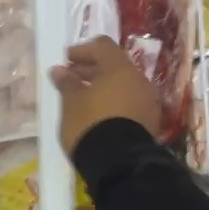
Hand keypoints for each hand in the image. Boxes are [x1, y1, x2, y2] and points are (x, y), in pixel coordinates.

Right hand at [49, 36, 159, 156]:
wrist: (119, 163)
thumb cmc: (90, 124)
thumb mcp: (71, 102)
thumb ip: (66, 82)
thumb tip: (60, 70)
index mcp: (120, 68)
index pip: (102, 46)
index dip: (82, 50)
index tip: (66, 60)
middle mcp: (139, 79)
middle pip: (114, 65)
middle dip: (91, 69)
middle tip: (70, 78)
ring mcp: (147, 100)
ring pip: (122, 84)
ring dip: (103, 86)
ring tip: (82, 98)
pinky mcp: (149, 120)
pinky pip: (129, 102)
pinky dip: (113, 101)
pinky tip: (98, 113)